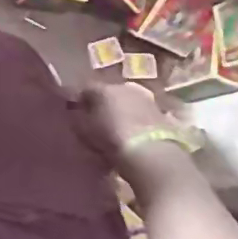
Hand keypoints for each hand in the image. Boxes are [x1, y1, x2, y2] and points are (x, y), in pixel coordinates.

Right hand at [74, 84, 194, 166]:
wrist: (149, 151)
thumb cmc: (109, 139)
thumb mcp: (84, 130)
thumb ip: (78, 117)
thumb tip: (77, 110)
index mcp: (103, 89)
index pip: (86, 89)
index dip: (80, 100)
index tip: (76, 111)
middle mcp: (124, 87)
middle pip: (109, 92)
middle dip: (103, 103)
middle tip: (97, 118)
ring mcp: (145, 97)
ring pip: (127, 100)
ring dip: (121, 109)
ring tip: (116, 126)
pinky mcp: (161, 110)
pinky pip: (140, 111)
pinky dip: (135, 118)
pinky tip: (132, 130)